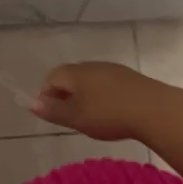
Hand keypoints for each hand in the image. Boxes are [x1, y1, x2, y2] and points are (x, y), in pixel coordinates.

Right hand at [29, 61, 181, 141]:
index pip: (52, 77)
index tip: (52, 115)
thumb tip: (31, 102)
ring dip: (83, 94)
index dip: (47, 94)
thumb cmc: (108, 114)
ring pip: (88, 79)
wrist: (151, 108)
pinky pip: (105, 82)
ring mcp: (110, 68)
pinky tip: (109, 111)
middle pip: (70, 76)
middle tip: (69, 118)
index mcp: (75, 72)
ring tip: (89, 117)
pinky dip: (100, 95)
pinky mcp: (127, 76)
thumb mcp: (76, 117)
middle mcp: (90, 65)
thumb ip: (53, 110)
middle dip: (65, 94)